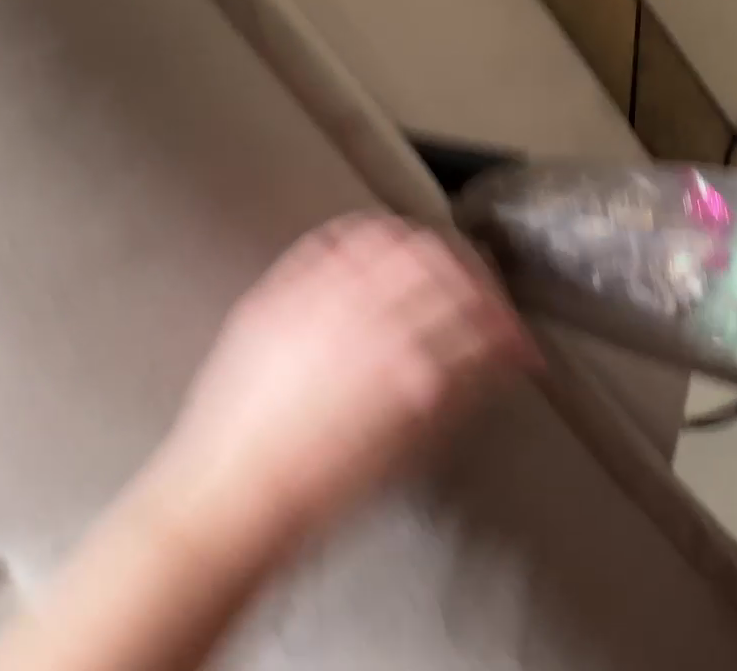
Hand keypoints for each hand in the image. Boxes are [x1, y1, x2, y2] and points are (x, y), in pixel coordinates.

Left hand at [159, 212, 536, 547]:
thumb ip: (462, 390)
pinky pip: (332, 239)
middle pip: (442, 265)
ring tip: (444, 266)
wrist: (222, 504)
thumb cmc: (321, 491)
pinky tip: (387, 244)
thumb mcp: (409, 449)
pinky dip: (369, 232)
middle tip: (487, 299)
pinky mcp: (277, 295)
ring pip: (394, 240)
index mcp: (400, 363)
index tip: (514, 335)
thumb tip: (503, 356)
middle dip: (478, 279)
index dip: (506, 321)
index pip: (476, 315)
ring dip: (432, 249)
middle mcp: (360, 318)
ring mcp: (313, 300)